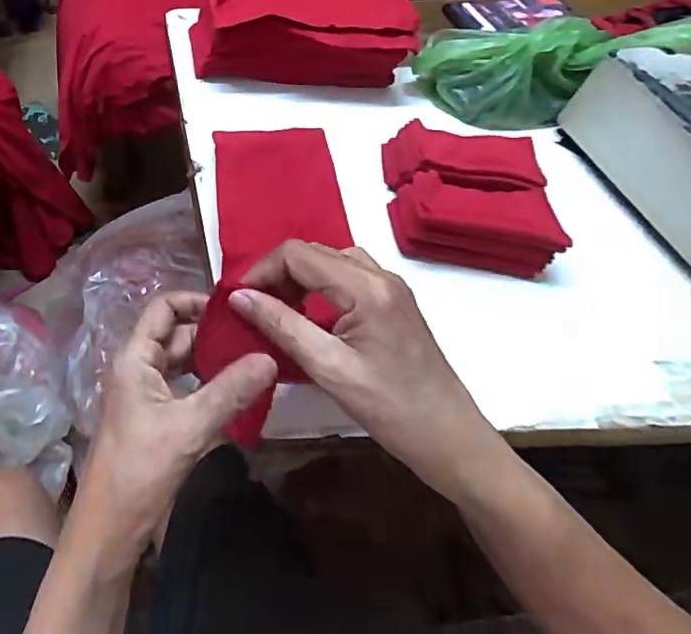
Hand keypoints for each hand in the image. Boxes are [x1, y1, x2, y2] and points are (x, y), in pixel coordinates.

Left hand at [84, 292, 277, 539]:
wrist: (108, 531)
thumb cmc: (140, 470)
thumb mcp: (189, 427)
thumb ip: (230, 391)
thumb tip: (269, 358)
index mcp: (136, 357)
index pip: (164, 307)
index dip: (196, 300)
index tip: (234, 308)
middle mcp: (138, 366)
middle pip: (177, 333)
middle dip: (214, 332)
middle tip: (255, 334)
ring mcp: (146, 392)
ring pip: (183, 361)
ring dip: (213, 358)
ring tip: (253, 357)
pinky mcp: (155, 416)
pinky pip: (185, 385)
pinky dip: (208, 382)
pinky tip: (237, 389)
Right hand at [230, 241, 505, 500]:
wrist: (451, 438)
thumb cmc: (391, 410)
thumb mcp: (329, 369)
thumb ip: (281, 326)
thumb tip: (239, 297)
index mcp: (365, 287)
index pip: (298, 254)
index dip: (262, 270)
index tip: (239, 300)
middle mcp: (380, 275)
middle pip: (314, 252)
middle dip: (278, 274)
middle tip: (254, 309)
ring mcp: (390, 286)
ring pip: (330, 260)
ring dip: (298, 278)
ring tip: (276, 310)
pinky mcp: (394, 301)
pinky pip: (348, 276)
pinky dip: (320, 286)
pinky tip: (309, 315)